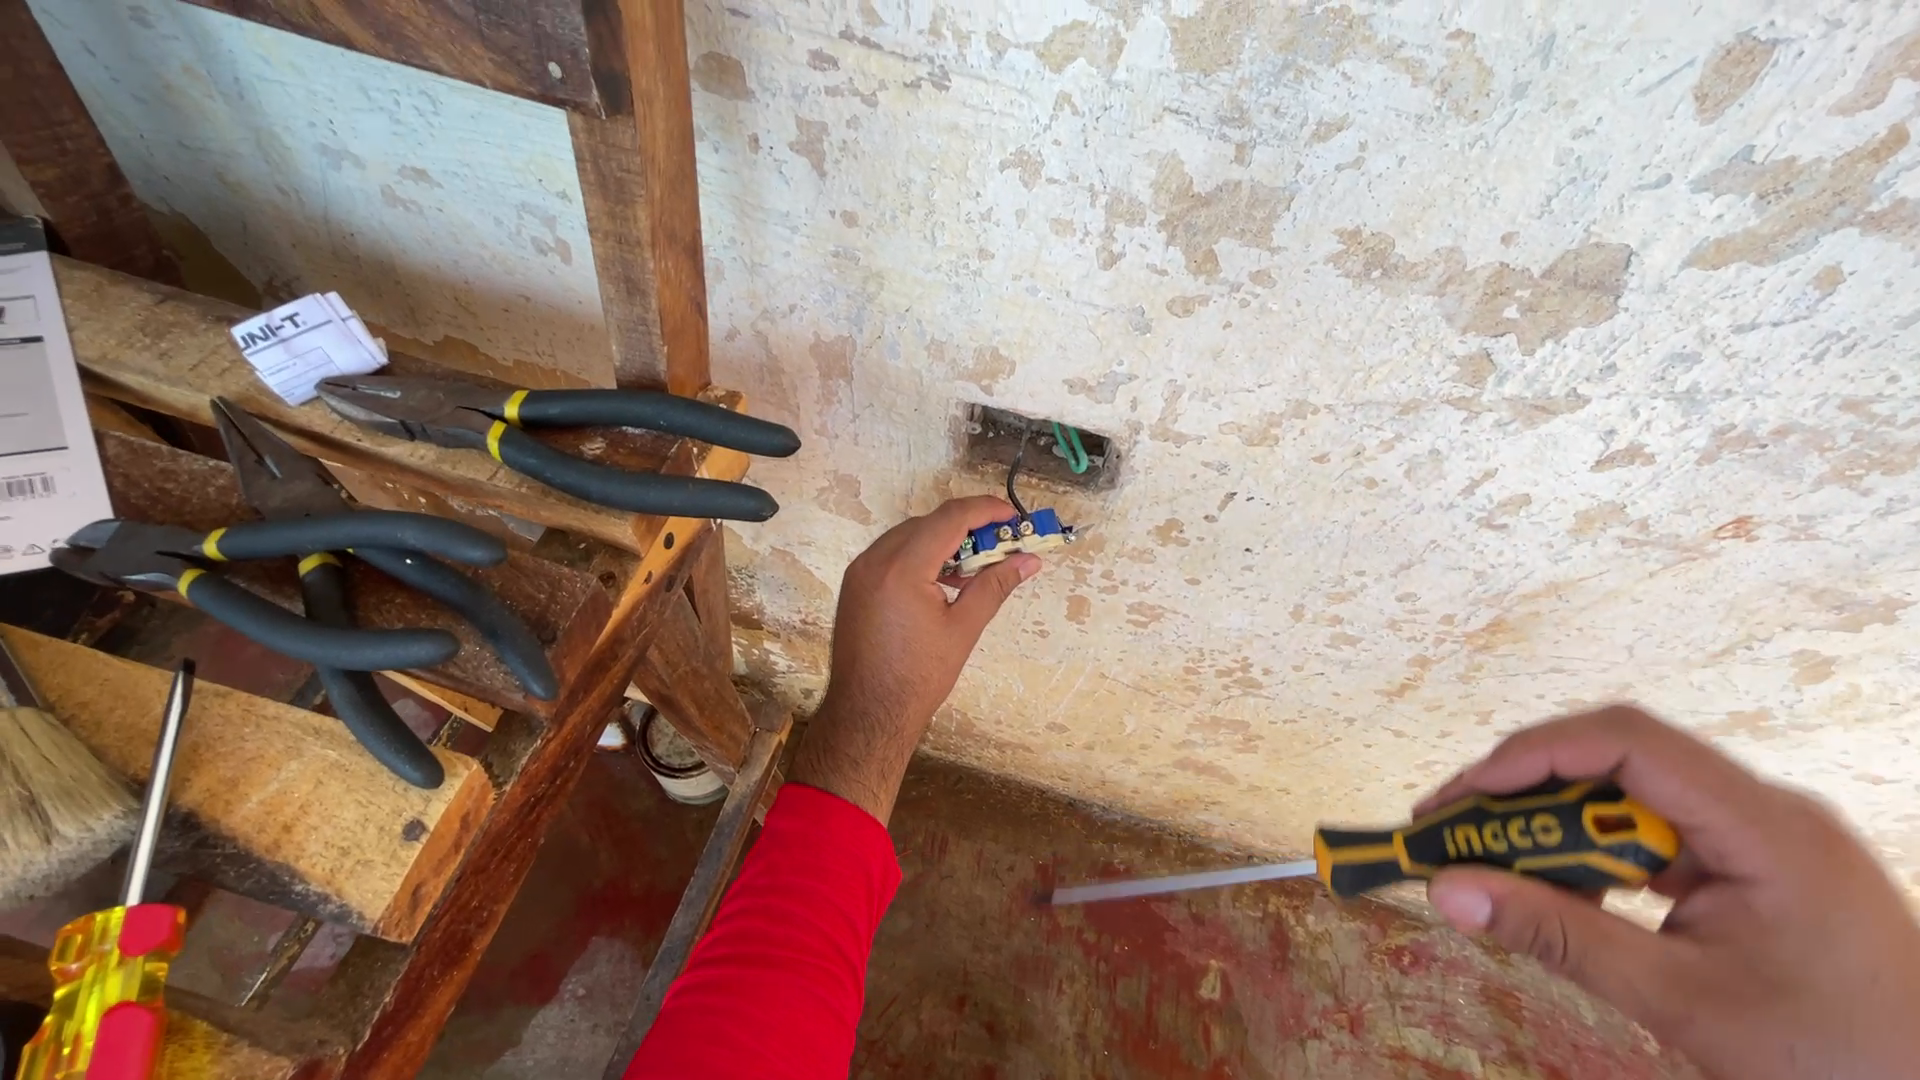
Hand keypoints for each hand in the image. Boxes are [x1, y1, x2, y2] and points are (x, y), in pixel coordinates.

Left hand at [789, 497, 1039, 823]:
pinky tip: (944, 578)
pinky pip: (892, 553)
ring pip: (909, 535)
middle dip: (968, 526)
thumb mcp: (964, 628)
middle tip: (1002, 543)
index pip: (950, 518)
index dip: (986, 510)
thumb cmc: (918, 677)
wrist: (868, 713)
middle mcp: (875, 560)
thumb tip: (1029, 560)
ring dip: (944, 540)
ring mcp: (860, 571)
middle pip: (929, 522)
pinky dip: (921, 555)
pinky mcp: (855, 584)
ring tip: (976, 563)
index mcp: (902, 568)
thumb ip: (995, 585)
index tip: (1014, 517)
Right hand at [1418, 706, 1919, 1079]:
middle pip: (1617, 757)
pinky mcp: (1747, 858)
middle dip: (1523, 784)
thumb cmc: (1827, 1057)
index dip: (1536, 752)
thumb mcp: (1679, 1001)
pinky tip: (1560, 882)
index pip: (1630, 742)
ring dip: (1549, 815)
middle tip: (1452, 821)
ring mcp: (1757, 831)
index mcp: (1765, 827)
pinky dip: (1588, 845)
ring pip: (1624, 789)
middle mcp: (1762, 808)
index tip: (1466, 795)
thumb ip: (1556, 936)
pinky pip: (1646, 826)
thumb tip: (1443, 891)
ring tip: (1487, 850)